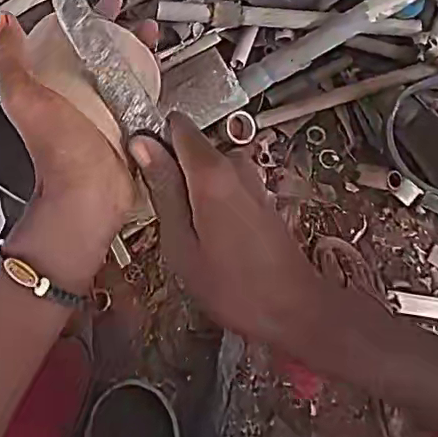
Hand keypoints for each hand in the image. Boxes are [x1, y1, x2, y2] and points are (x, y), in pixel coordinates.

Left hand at [0, 11, 135, 291]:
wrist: (89, 193)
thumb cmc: (56, 152)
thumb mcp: (24, 97)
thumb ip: (10, 60)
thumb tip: (2, 26)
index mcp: (50, 85)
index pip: (65, 39)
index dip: (78, 16)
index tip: (91, 0)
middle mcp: (77, 94)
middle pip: (97, 49)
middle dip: (111, 26)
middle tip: (123, 9)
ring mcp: (104, 107)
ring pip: (121, 66)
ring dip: (133, 45)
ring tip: (146, 28)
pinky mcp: (127, 121)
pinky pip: (140, 90)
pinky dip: (149, 73)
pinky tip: (157, 61)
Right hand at [129, 114, 331, 349]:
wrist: (296, 311)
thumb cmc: (231, 285)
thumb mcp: (181, 242)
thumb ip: (163, 187)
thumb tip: (141, 142)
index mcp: (211, 170)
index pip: (176, 124)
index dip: (155, 139)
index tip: (143, 170)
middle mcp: (235, 163)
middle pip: (191, 146)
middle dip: (172, 169)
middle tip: (165, 214)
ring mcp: (252, 177)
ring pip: (206, 166)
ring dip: (192, 188)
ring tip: (188, 230)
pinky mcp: (261, 193)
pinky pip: (224, 181)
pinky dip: (211, 198)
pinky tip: (212, 235)